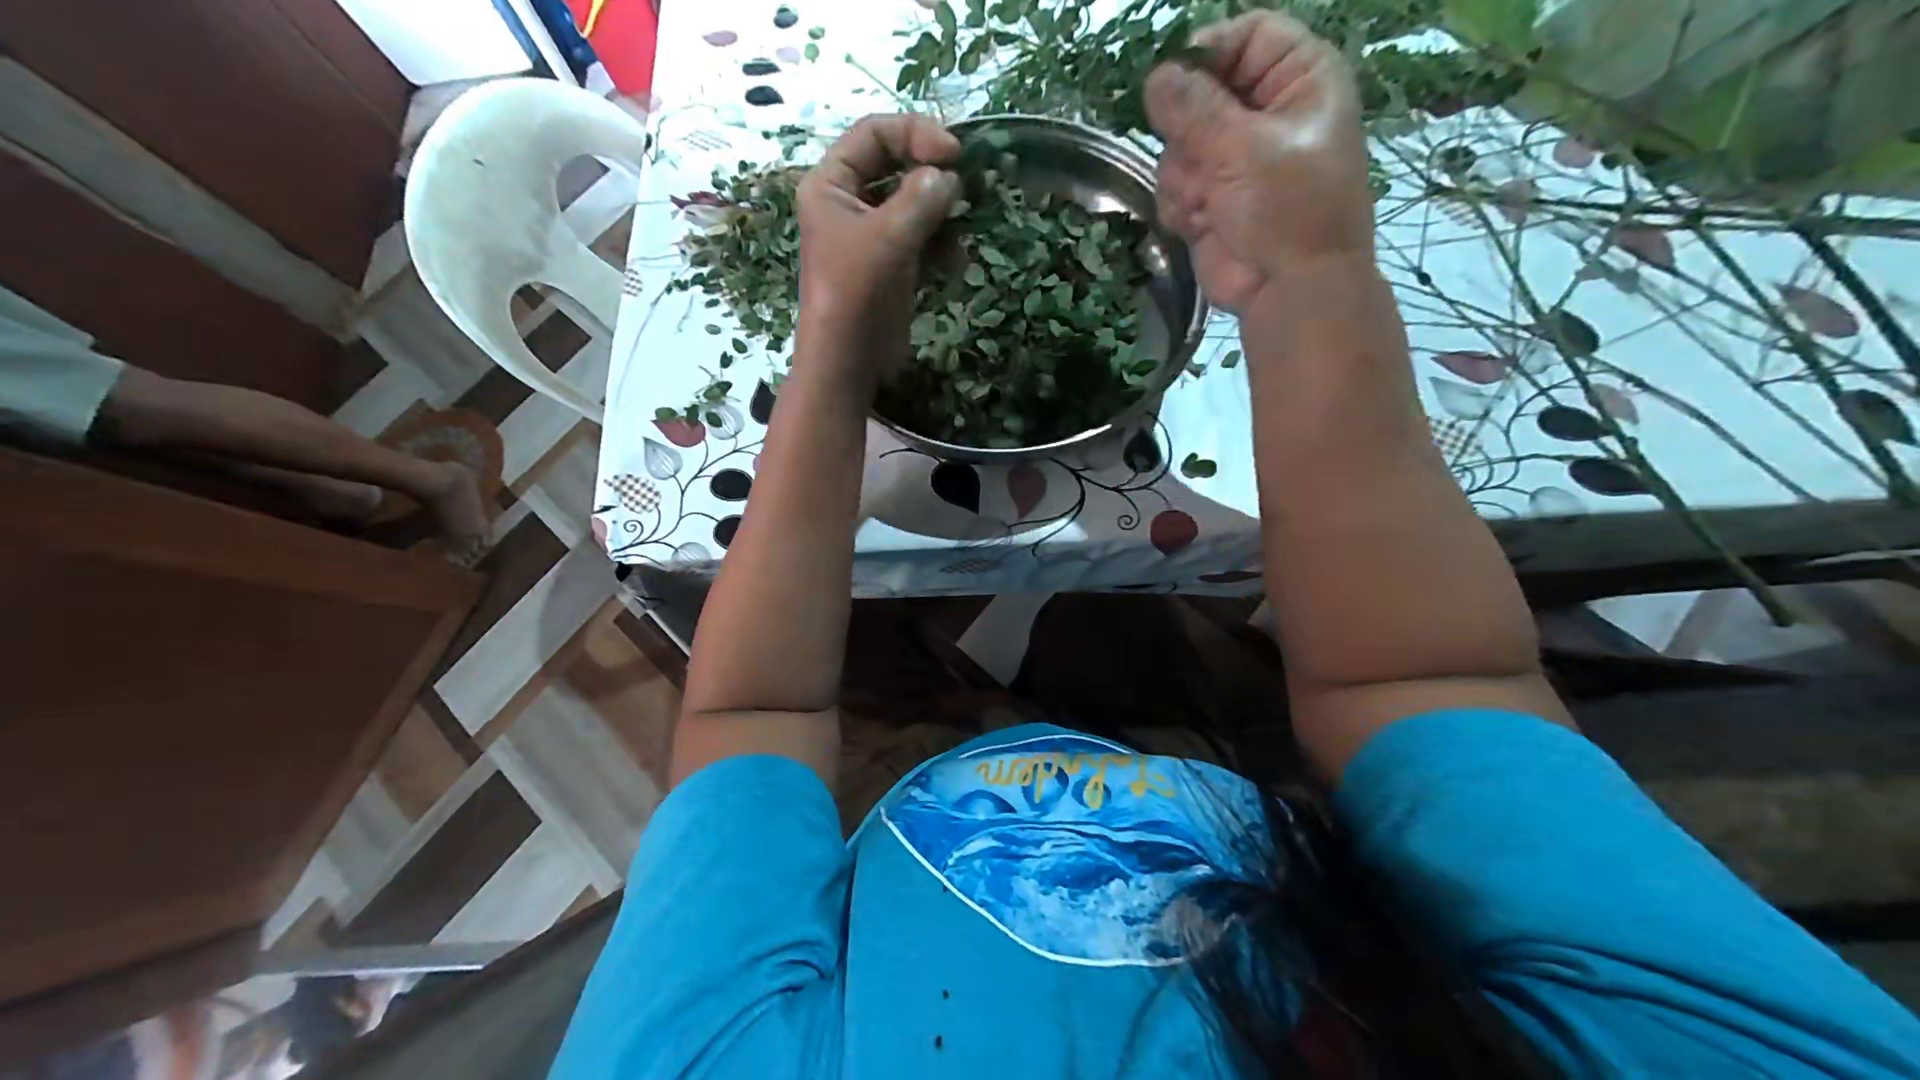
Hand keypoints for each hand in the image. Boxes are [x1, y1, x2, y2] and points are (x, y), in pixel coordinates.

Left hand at [796, 114, 960, 383]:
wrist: (848, 360)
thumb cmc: (856, 292)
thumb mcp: (888, 236)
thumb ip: (921, 197)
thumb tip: (948, 177)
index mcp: (831, 184)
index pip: (874, 135)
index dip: (914, 134)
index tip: (953, 153)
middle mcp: (849, 203)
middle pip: (896, 166)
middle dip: (932, 175)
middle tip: (966, 187)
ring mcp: (872, 235)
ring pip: (914, 204)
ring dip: (943, 213)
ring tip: (963, 229)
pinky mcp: (892, 265)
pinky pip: (922, 238)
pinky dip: (942, 245)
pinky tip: (957, 262)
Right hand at [1145, 13, 1372, 314]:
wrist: (1289, 288)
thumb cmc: (1288, 208)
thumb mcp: (1244, 147)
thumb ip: (1195, 107)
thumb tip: (1156, 75)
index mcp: (1298, 80)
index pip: (1247, 37)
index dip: (1207, 54)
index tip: (1173, 82)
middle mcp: (1264, 115)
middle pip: (1200, 94)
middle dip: (1188, 133)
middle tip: (1199, 159)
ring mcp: (1234, 160)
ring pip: (1179, 145)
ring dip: (1183, 176)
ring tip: (1206, 200)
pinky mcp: (1211, 199)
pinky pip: (1175, 185)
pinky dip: (1181, 204)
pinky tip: (1200, 221)